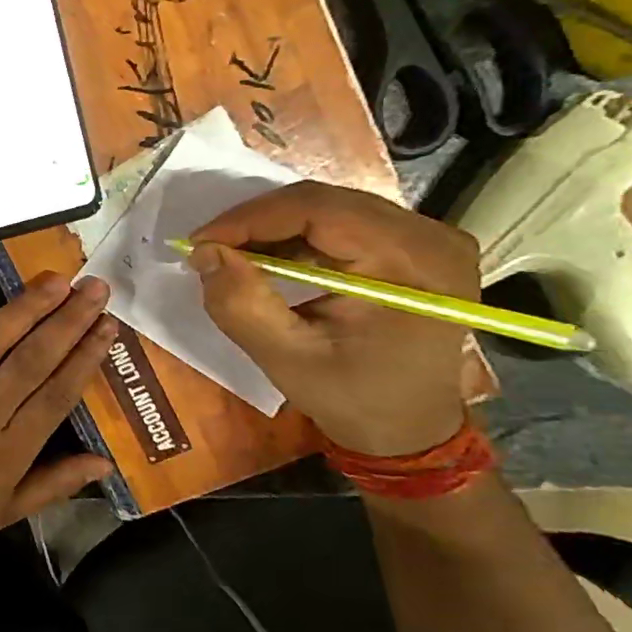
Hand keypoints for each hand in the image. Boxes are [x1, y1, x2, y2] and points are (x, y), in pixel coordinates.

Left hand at [0, 269, 116, 549]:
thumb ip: (56, 484)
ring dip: (24, 308)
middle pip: (31, 361)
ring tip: (53, 280)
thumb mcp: (9, 510)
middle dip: (67, 322)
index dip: (85, 358)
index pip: (56, 395)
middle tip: (93, 289)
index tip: (108, 326)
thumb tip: (105, 461)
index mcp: (11, 448)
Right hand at [188, 181, 480, 456]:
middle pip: (323, 201)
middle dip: (257, 220)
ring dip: (272, 225)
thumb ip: (242, 305)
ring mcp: (427, 237)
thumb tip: (205, 252)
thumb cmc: (353, 400)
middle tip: (211, 246)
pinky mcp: (413, 244)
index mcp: (412, 264)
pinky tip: (268, 258)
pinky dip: (295, 234)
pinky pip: (341, 220)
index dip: (251, 217)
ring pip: (328, 205)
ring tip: (232, 252)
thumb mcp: (286, 359)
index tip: (200, 241)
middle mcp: (430, 237)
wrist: (411, 430)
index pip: (320, 210)